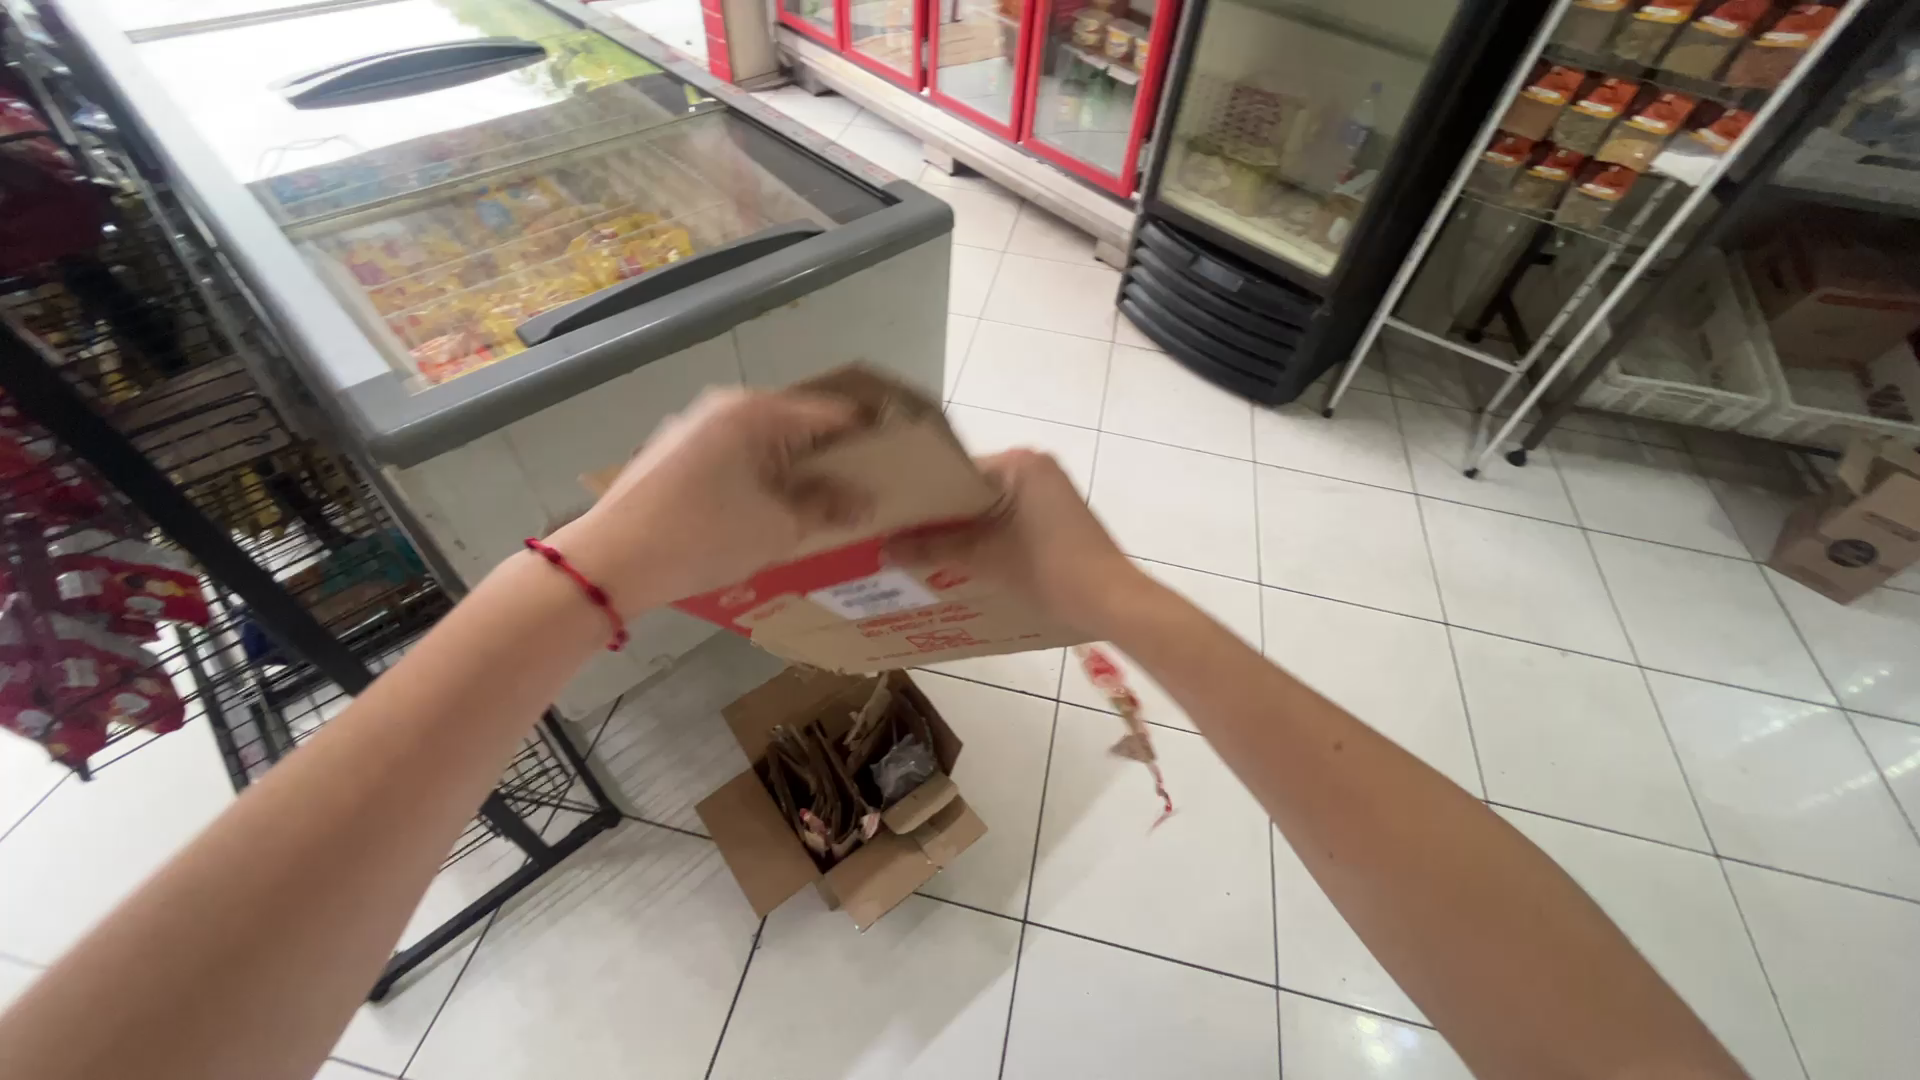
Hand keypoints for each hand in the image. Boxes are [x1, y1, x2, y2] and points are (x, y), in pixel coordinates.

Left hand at [549, 386, 869, 613]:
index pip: (831, 414)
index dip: (866, 437)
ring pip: (764, 442)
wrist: (609, 562)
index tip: (891, 464)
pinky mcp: (673, 453)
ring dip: (792, 471)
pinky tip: (765, 511)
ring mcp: (693, 427)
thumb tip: (864, 501)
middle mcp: (723, 406)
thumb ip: (828, 507)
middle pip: (796, 424)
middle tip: (858, 493)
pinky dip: (758, 476)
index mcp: (754, 412)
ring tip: (816, 507)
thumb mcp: (778, 527)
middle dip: (828, 458)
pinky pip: (734, 456)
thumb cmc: (703, 537)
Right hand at [885, 449, 1149, 635]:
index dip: (922, 496)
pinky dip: (987, 537)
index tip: (891, 516)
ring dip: (962, 529)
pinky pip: (1009, 520)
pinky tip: (960, 560)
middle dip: (940, 515)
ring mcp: (1050, 492)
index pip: (956, 471)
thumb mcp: (984, 558)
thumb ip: (933, 548)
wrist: (1111, 602)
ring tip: (920, 549)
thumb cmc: (1048, 570)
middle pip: (972, 489)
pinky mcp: (1058, 517)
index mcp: (1021, 464)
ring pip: (990, 507)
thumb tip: (883, 550)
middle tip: (898, 534)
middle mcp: (1037, 468)